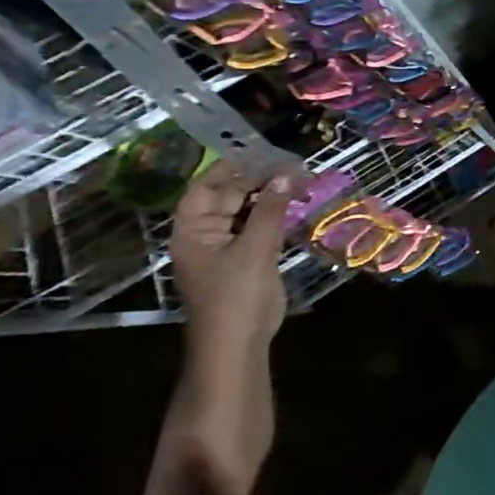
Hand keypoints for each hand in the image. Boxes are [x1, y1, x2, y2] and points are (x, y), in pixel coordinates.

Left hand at [169, 162, 298, 368]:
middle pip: (230, 196)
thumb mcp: (254, 249)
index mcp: (193, 231)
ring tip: (301, 179)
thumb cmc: (235, 296)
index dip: (229, 166)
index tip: (259, 149)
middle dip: (259, 179)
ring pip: (249, 211)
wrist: (237, 344)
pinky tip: (299, 203)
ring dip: (272, 196)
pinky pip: (261, 227)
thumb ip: (271, 210)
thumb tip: (286, 175)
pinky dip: (278, 214)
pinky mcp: (249, 259)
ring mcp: (229, 247)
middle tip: (293, 164)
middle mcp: (208, 234)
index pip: (206, 187)